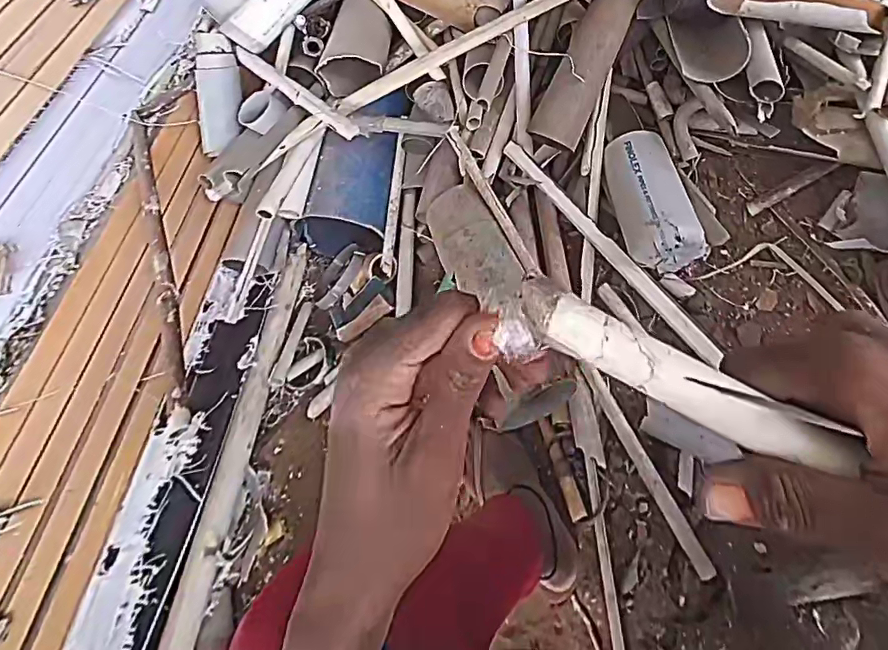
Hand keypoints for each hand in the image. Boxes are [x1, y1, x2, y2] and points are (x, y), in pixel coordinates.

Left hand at [286, 293, 497, 649]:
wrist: (359, 573)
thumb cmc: (387, 530)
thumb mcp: (437, 454)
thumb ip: (461, 381)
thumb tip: (488, 326)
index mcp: (372, 374)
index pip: (443, 313)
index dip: (490, 325)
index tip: (525, 347)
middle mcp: (367, 362)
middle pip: (445, 323)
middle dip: (491, 344)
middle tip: (528, 373)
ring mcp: (376, 372)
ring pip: (445, 340)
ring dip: (483, 362)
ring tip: (510, 396)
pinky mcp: (388, 386)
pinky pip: (435, 362)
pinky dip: (466, 376)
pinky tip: (484, 404)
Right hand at [701, 312, 887, 643]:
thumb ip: (800, 507)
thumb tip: (721, 489)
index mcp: (853, 367)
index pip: (733, 366)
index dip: (690, 392)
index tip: (653, 401)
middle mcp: (860, 343)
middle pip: (755, 373)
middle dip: (754, 431)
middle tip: (791, 496)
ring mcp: (881, 357)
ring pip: (788, 387)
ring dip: (791, 439)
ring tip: (848, 500)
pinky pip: (824, 395)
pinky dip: (821, 436)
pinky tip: (869, 486)